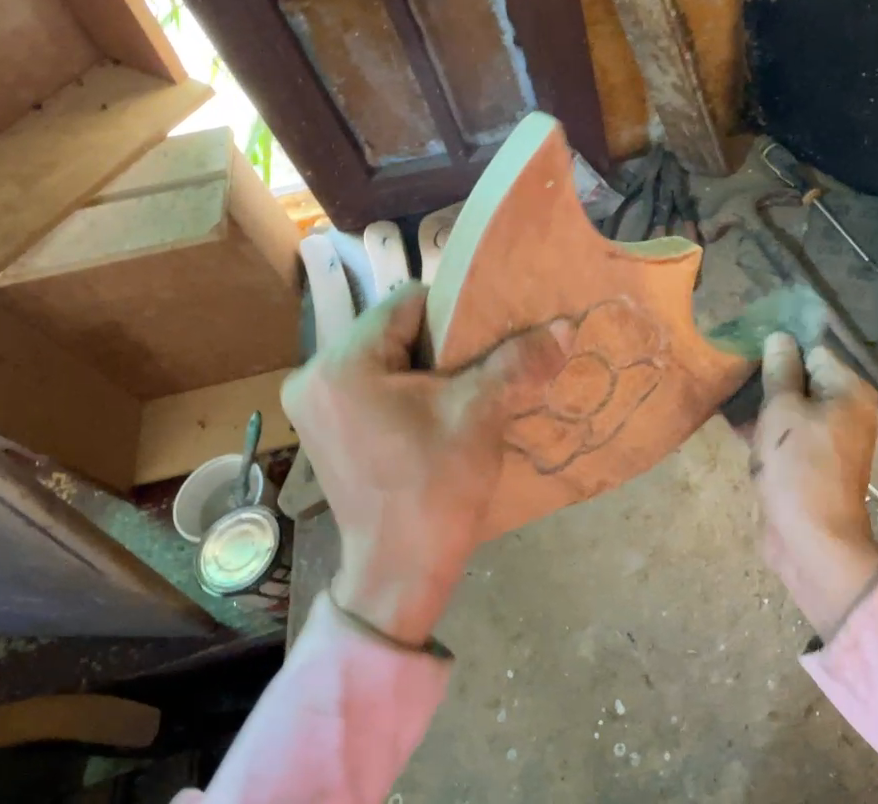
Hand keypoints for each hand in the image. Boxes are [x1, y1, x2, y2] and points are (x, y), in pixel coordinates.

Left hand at [281, 283, 569, 644]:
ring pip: (386, 359)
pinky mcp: (324, 433)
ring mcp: (313, 407)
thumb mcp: (481, 415)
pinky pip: (373, 388)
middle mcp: (314, 376)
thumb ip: (519, 362)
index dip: (457, 312)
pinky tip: (439, 413)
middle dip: (444, 343)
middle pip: (395, 331)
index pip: (409, 303)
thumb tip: (564, 325)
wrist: (399, 574)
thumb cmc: (434, 488)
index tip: (491, 336)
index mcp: (342, 364)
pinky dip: (408, 391)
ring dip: (429, 368)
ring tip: (469, 387)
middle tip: (486, 361)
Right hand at [748, 333, 877, 639]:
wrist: (812, 541)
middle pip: (802, 378)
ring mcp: (830, 438)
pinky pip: (788, 434)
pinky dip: (766, 430)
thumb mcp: (782, 412)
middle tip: (730, 371)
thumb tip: (779, 337)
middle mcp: (846, 410)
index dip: (778, 349)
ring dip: (762, 405)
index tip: (744, 349)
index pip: (812, 351)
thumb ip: (780, 371)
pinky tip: (733, 424)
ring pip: (792, 407)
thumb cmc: (798, 469)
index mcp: (848, 390)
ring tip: (726, 395)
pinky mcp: (812, 462)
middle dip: (767, 378)